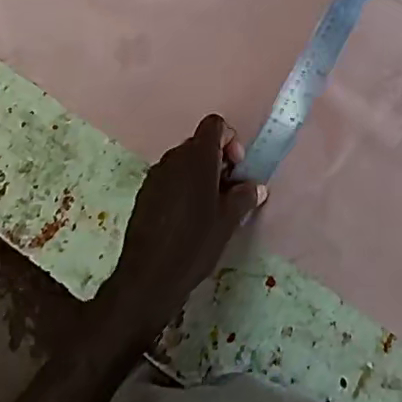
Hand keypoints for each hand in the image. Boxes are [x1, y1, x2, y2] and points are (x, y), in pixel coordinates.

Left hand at [90, 115, 266, 347]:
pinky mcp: (145, 192)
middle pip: (200, 142)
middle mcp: (174, 156)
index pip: (214, 125)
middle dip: (217, 160)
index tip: (237, 167)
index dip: (230, 140)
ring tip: (210, 207)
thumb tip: (256, 187)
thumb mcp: (228, 220)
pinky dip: (183, 186)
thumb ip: (244, 197)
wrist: (149, 276)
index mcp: (197, 156)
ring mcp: (156, 173)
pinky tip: (188, 217)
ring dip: (200, 174)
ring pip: (184, 161)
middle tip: (228, 190)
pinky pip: (170, 177)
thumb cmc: (195, 242)